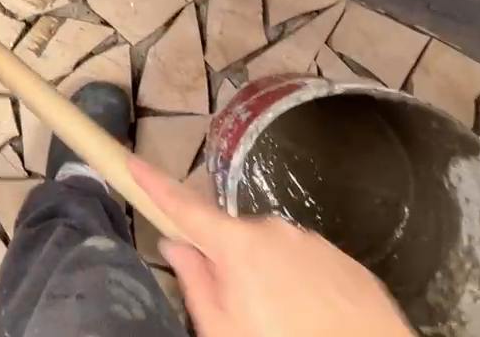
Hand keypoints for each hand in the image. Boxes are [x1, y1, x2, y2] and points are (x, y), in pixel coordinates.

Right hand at [130, 157, 415, 336]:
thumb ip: (195, 283)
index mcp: (238, 246)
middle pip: (232, 236)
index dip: (152, 183)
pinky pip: (309, 265)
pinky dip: (303, 286)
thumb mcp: (224, 332)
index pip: (183, 207)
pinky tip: (316, 323)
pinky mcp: (349, 263)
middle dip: (227, 262)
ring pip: (272, 251)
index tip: (130, 160)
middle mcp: (274, 231)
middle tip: (240, 310)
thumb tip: (176, 246)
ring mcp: (314, 243)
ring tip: (287, 325)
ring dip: (268, 276)